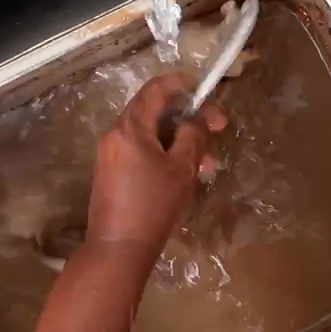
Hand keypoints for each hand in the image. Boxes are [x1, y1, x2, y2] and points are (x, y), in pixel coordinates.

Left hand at [87, 73, 226, 256]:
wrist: (118, 249)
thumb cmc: (153, 205)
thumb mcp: (182, 168)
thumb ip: (192, 136)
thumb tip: (195, 121)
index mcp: (130, 127)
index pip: (155, 89)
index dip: (181, 82)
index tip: (203, 86)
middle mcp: (116, 134)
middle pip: (154, 111)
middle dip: (189, 117)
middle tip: (219, 127)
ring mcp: (111, 154)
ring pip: (151, 134)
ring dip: (181, 139)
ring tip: (208, 162)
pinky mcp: (113, 173)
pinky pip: (142, 151)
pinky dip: (165, 153)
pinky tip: (187, 173)